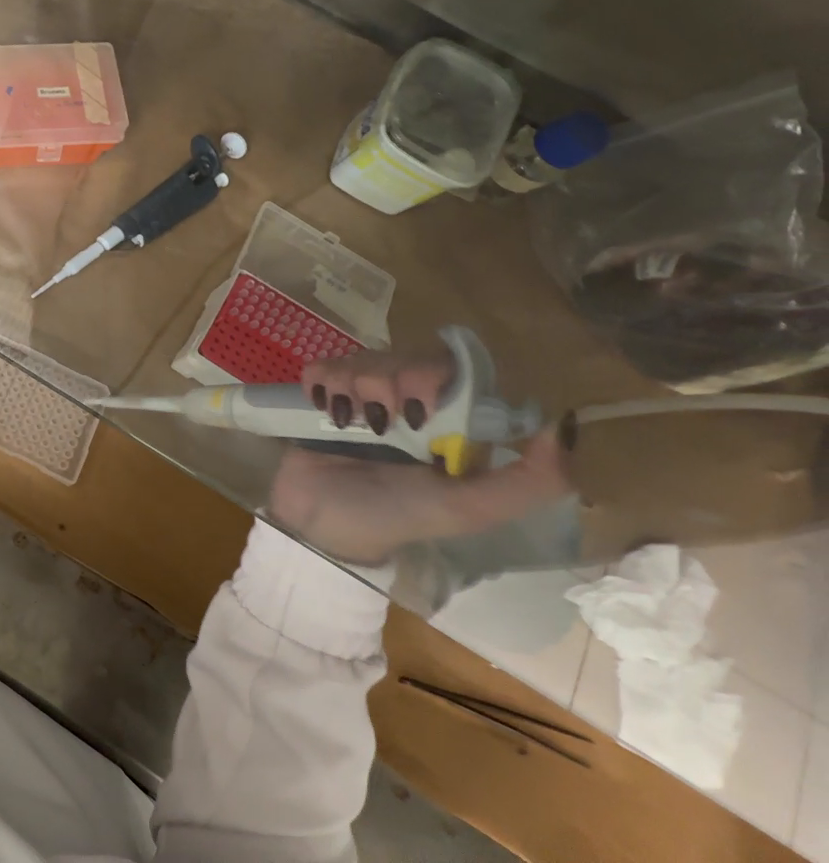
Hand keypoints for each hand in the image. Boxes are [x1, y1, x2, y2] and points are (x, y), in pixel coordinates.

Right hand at [279, 350, 575, 563]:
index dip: (436, 376)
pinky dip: (321, 383)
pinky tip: (325, 409)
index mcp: (448, 424)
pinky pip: (322, 367)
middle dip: (390, 383)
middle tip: (382, 421)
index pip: (455, 370)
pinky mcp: (319, 398)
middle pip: (404, 357)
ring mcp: (360, 400)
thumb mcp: (468, 509)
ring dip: (354, 386)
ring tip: (347, 422)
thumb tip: (563, 427)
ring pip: (364, 360)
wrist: (318, 524)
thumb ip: (527, 481)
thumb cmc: (392, 518)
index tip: (422, 406)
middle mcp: (407, 405)